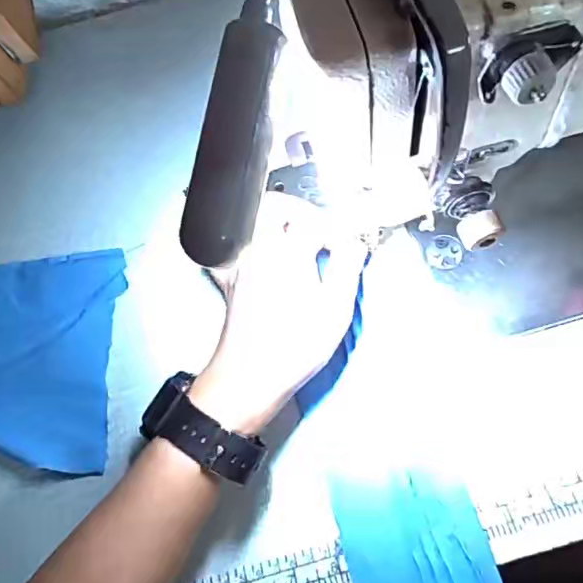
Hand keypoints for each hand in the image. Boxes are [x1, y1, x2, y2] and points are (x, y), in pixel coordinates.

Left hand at [189, 193, 368, 433]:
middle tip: (322, 227)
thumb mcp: (336, 307)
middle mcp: (257, 248)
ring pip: (255, 222)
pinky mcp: (229, 279)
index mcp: (286, 250)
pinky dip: (252, 242)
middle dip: (302, 211)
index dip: (335, 228)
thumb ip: (347, 265)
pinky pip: (237, 247)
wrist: (249, 377)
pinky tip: (264, 256)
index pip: (314, 219)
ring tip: (299, 237)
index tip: (347, 244)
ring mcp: (239, 263)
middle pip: (276, 206)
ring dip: (278, 221)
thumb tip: (353, 243)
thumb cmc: (295, 345)